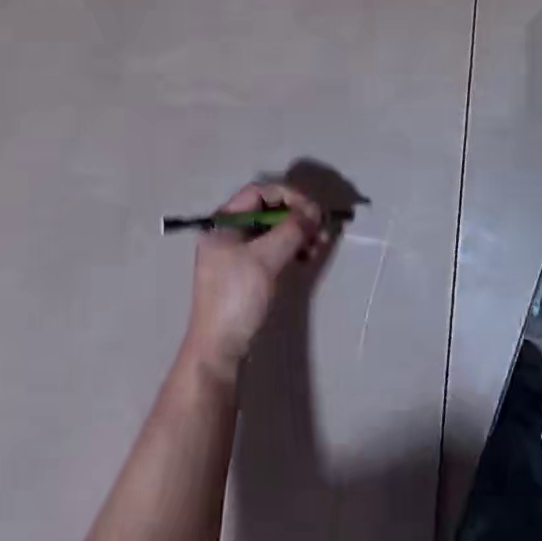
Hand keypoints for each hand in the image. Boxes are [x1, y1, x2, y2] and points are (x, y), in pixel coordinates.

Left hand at [181, 181, 331, 381]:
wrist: (219, 348)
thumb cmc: (236, 297)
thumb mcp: (264, 259)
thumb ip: (290, 231)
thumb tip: (314, 212)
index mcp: (224, 221)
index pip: (259, 192)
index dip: (288, 195)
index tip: (313, 210)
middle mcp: (230, 231)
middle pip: (269, 210)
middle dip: (297, 216)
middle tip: (322, 228)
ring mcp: (239, 252)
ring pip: (275, 230)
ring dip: (299, 232)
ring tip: (321, 244)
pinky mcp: (250, 272)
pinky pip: (275, 249)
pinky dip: (294, 248)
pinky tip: (310, 255)